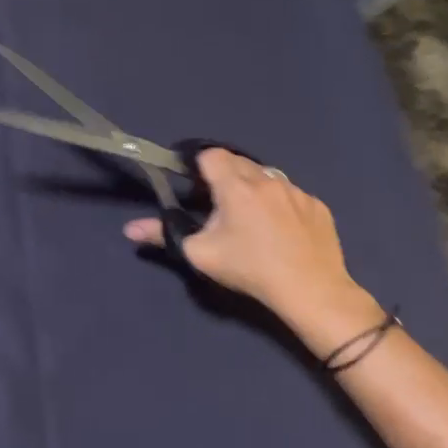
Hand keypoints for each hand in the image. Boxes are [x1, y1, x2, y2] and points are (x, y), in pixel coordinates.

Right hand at [121, 149, 372, 325]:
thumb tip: (128, 229)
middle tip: (215, 204)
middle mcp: (268, 180)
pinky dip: (279, 203)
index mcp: (236, 187)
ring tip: (248, 216)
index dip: (198, 165)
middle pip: (238, 162)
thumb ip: (162, 234)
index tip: (192, 184)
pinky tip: (278, 229)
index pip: (211, 155)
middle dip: (224, 175)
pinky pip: (291, 194)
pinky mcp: (318, 206)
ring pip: (266, 176)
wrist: (312, 292)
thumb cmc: (250, 269)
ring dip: (252, 187)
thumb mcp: (199, 253)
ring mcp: (297, 192)